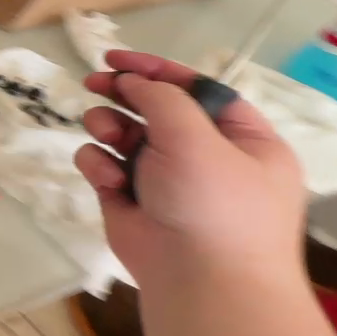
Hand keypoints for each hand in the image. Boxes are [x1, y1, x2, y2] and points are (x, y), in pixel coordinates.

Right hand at [75, 50, 305, 289]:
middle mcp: (204, 155)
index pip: (199, 91)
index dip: (157, 71)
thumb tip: (130, 81)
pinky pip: (102, 162)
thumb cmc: (214, 204)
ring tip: (107, 140)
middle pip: (153, 107)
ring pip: (120, 132)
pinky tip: (109, 181)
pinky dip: (99, 166)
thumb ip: (161, 99)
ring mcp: (163, 175)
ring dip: (106, 129)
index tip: (114, 59)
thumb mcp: (195, 139)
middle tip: (93, 84)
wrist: (199, 277)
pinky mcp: (127, 192)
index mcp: (242, 142)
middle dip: (121, 96)